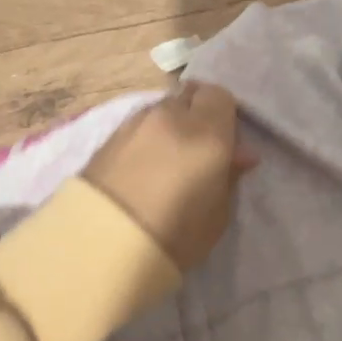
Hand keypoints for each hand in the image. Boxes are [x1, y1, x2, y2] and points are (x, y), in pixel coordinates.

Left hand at [82, 82, 256, 269]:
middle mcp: (171, 116)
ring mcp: (135, 122)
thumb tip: (239, 155)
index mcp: (206, 132)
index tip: (228, 142)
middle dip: (199, 114)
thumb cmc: (175, 233)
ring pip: (163, 108)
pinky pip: (140, 125)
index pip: (221, 96)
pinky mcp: (108, 136)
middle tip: (202, 147)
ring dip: (172, 124)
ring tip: (170, 159)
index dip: (226, 115)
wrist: (102, 244)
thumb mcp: (218, 213)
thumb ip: (230, 175)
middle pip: (190, 96)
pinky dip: (149, 136)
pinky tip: (146, 165)